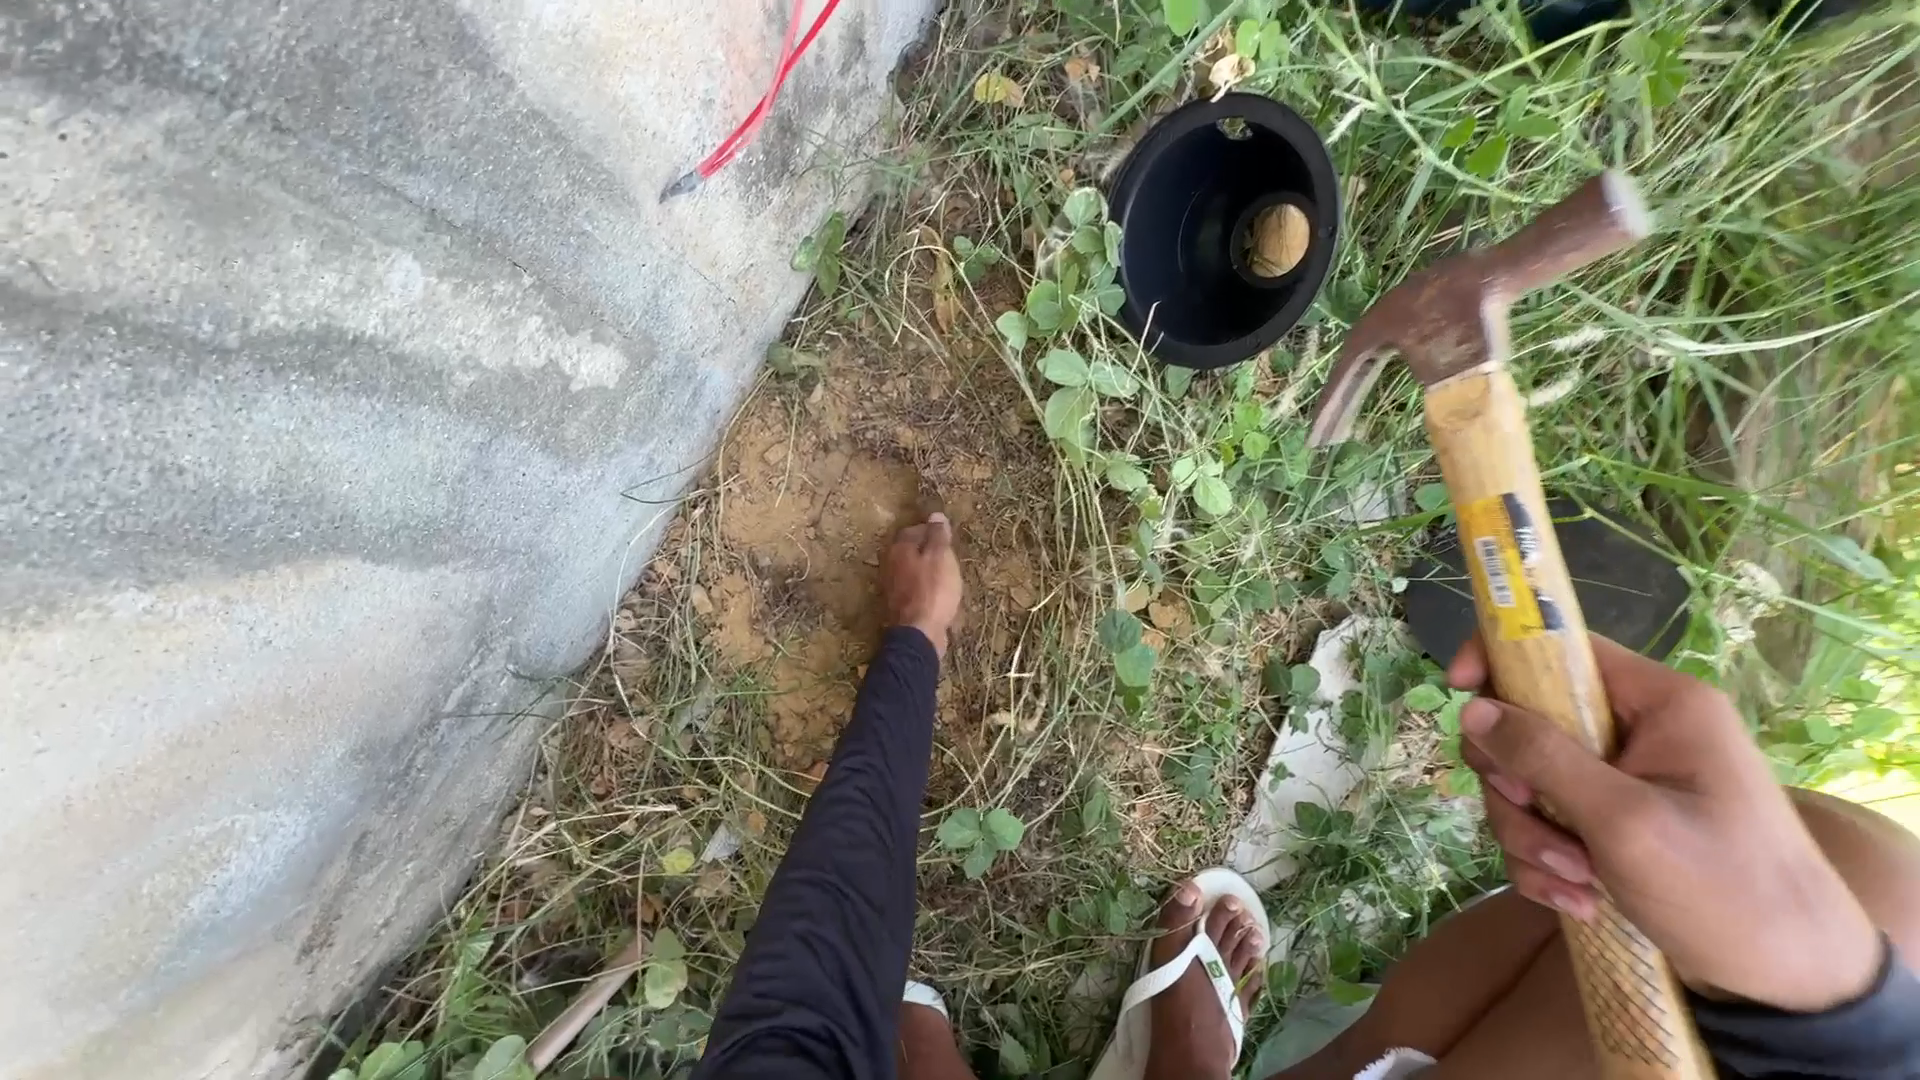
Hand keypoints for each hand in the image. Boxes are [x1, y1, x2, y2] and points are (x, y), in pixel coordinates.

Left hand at [882, 512, 961, 657]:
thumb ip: (938, 535)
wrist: (918, 633)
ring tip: (946, 576)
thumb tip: (935, 515)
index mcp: (899, 548)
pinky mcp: (898, 605)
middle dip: (927, 551)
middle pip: (910, 550)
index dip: (931, 531)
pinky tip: (937, 595)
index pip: (913, 529)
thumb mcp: (941, 557)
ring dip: (926, 571)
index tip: (947, 537)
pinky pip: (913, 589)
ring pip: (911, 570)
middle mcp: (889, 564)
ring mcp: (891, 586)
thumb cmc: (933, 591)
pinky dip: (924, 588)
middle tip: (948, 556)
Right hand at [1449, 634, 1882, 1012]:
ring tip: (1575, 880)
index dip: (1499, 657)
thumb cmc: (1726, 890)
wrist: (1793, 987)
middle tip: (1535, 817)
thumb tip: (1470, 710)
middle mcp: (1636, 731)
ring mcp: (1618, 778)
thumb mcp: (1626, 821)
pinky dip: (1542, 860)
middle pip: (1524, 723)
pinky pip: (1537, 821)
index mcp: (1660, 706)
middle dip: (1516, 783)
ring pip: (1523, 779)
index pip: (1560, 648)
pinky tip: (1577, 897)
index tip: (1456, 691)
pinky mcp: (1604, 821)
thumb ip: (1544, 758)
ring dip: (1529, 832)